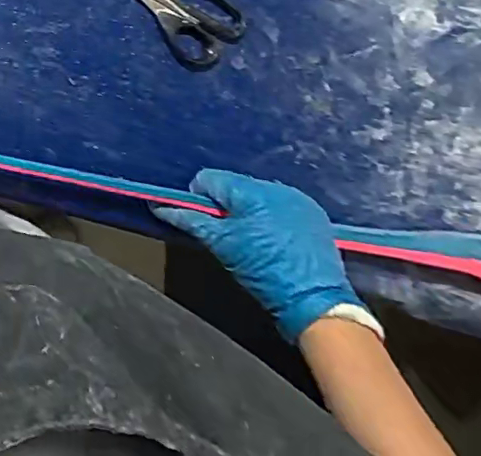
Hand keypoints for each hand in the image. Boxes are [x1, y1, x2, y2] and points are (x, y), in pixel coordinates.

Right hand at [153, 170, 361, 340]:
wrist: (317, 303)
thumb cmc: (264, 273)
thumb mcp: (223, 247)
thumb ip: (192, 221)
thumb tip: (163, 206)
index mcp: (251, 190)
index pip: (211, 178)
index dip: (200, 198)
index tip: (205, 222)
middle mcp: (275, 186)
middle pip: (235, 185)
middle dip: (227, 205)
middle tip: (227, 235)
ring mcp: (297, 198)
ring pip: (259, 195)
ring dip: (250, 210)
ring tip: (252, 240)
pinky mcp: (313, 213)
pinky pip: (282, 205)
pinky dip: (273, 217)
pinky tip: (275, 242)